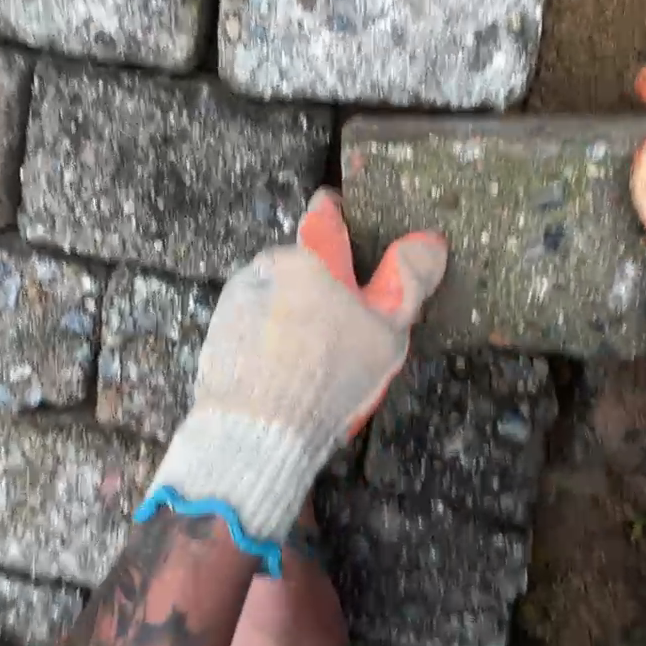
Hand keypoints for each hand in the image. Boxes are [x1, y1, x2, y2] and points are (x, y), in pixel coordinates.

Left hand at [138, 189, 445, 573]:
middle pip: (302, 263)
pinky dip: (266, 338)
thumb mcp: (386, 332)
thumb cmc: (329, 373)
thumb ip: (407, 280)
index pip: (324, 214)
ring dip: (291, 313)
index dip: (340, 217)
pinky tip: (282, 374)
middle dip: (320, 284)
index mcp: (308, 256)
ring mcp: (236, 298)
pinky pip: (251, 324)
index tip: (350, 228)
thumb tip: (429, 240)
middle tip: (341, 328)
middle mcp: (266, 265)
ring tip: (311, 360)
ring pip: (276, 294)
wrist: (255, 432)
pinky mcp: (216, 332)